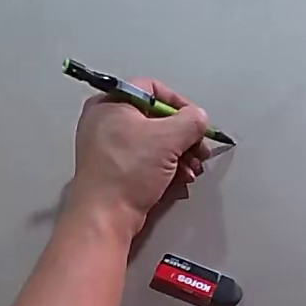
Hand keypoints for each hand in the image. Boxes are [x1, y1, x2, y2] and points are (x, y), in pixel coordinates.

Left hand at [64, 78, 210, 235]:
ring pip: (155, 144)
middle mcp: (107, 123)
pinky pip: (147, 163)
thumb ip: (191, 121)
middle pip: (157, 120)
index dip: (179, 103)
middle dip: (184, 138)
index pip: (152, 90)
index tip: (196, 121)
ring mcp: (111, 150)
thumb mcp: (168, 138)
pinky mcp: (117, 173)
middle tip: (199, 150)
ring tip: (191, 170)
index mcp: (111, 103)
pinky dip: (166, 170)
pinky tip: (180, 181)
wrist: (106, 215)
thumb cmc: (127, 171)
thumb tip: (199, 119)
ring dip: (180, 157)